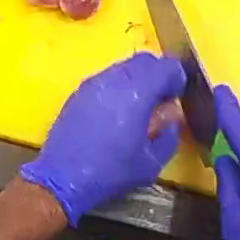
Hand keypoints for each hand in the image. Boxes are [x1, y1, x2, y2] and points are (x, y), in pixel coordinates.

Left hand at [20, 53, 186, 224]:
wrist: (63, 178)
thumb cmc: (111, 172)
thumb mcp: (150, 163)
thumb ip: (169, 137)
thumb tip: (171, 119)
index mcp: (138, 91)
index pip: (166, 67)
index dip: (177, 79)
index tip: (176, 97)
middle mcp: (115, 78)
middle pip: (144, 61)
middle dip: (157, 75)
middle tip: (160, 100)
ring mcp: (93, 83)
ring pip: (123, 68)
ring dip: (136, 81)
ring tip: (137, 108)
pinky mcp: (78, 93)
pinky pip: (105, 79)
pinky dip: (117, 88)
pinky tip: (115, 114)